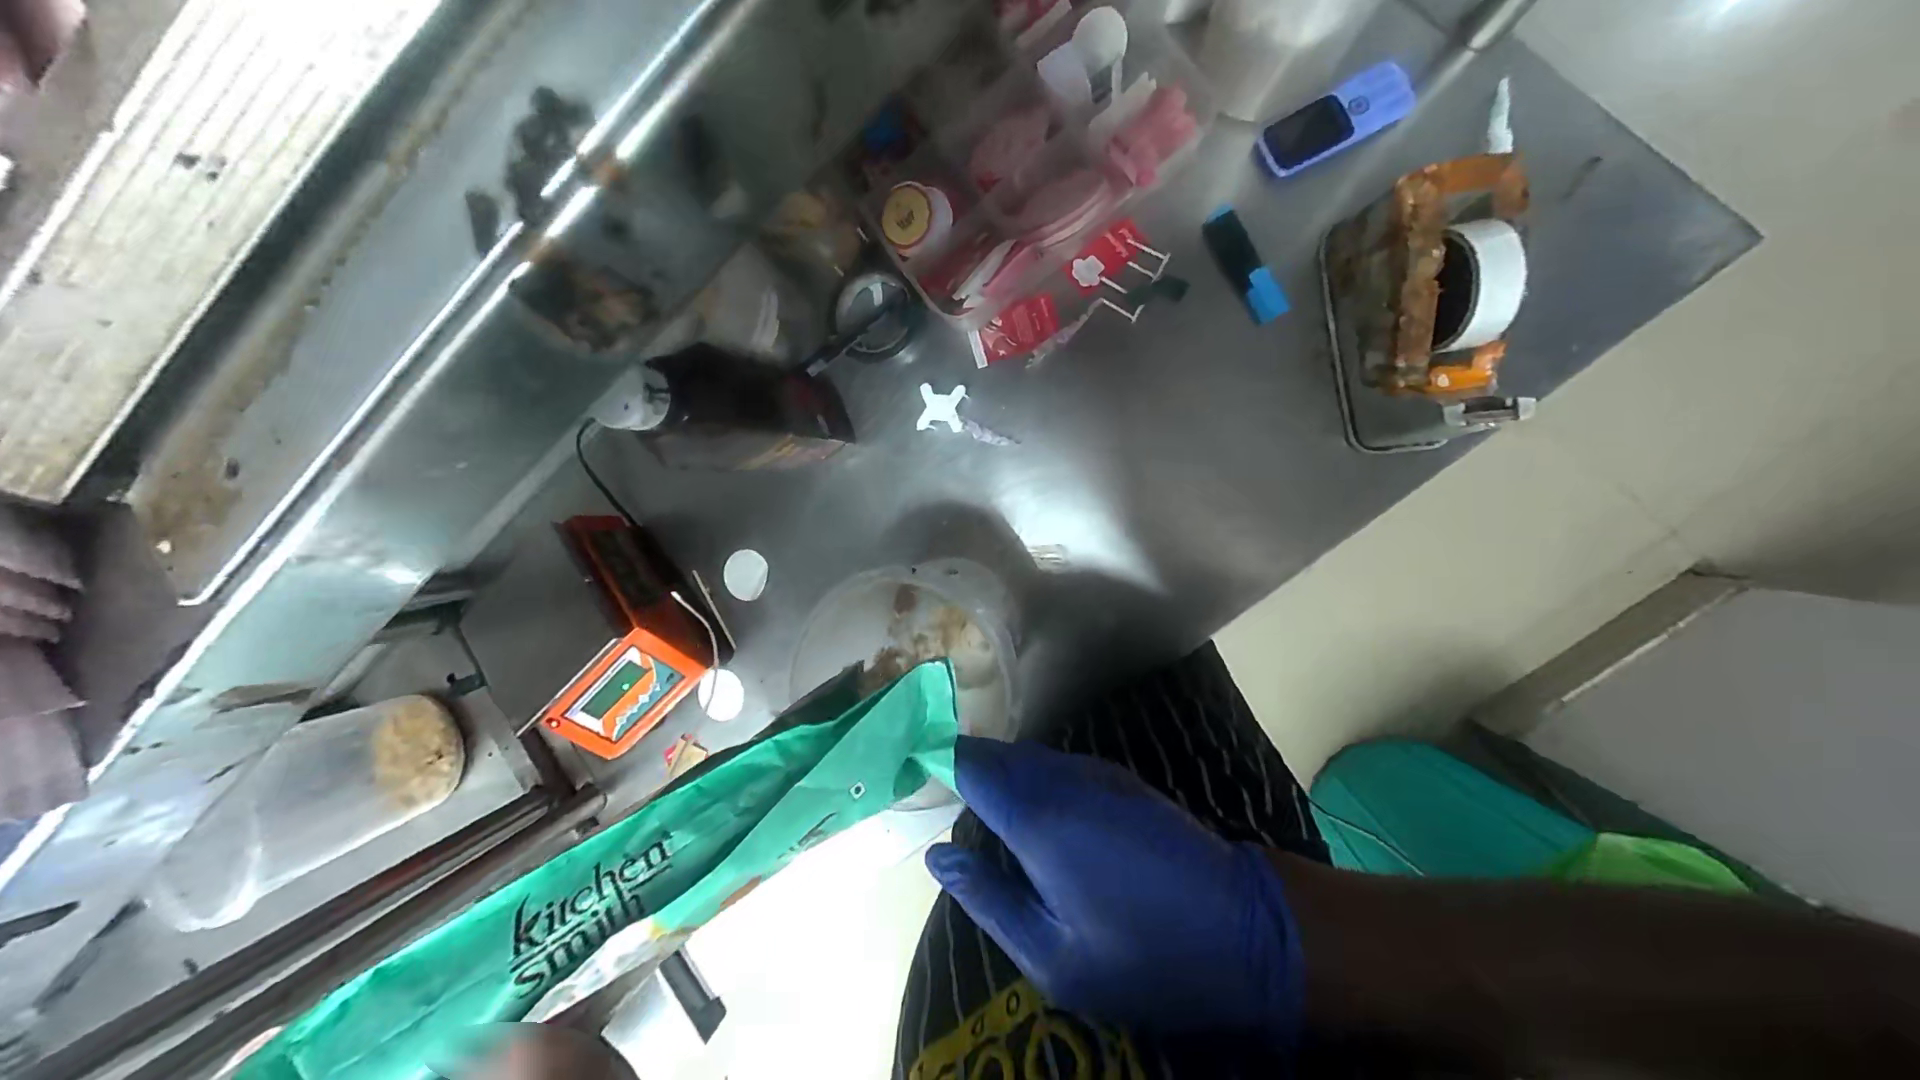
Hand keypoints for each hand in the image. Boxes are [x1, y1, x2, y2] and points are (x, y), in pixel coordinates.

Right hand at [926, 736, 1302, 1041]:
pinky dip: (1031, 783)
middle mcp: (1061, 778)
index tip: (908, 774)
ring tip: (983, 822)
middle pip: (994, 755)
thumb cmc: (1143, 954)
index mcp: (1036, 816)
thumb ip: (986, 898)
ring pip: (1026, 759)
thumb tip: (938, 855)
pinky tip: (1033, 824)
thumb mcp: (1051, 956)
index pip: (969, 763)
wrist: (1247, 931)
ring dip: (999, 778)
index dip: (935, 761)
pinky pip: (1057, 768)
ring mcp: (1095, 774)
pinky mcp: (1119, 781)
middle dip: (963, 771)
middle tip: (939, 807)